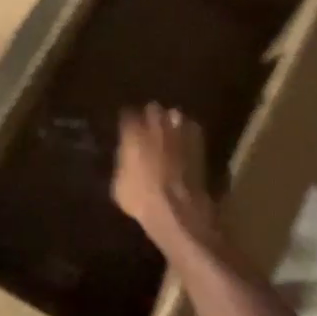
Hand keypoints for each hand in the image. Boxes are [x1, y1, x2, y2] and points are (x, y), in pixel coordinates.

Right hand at [114, 104, 215, 240]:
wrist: (176, 207)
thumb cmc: (141, 198)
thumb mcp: (118, 185)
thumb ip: (122, 164)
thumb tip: (126, 160)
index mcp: (132, 133)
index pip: (127, 115)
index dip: (128, 122)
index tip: (128, 129)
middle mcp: (155, 125)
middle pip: (152, 108)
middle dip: (151, 116)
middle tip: (150, 128)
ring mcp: (178, 130)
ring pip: (174, 114)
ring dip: (171, 122)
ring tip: (171, 133)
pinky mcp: (198, 140)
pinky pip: (192, 127)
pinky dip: (188, 132)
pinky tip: (186, 142)